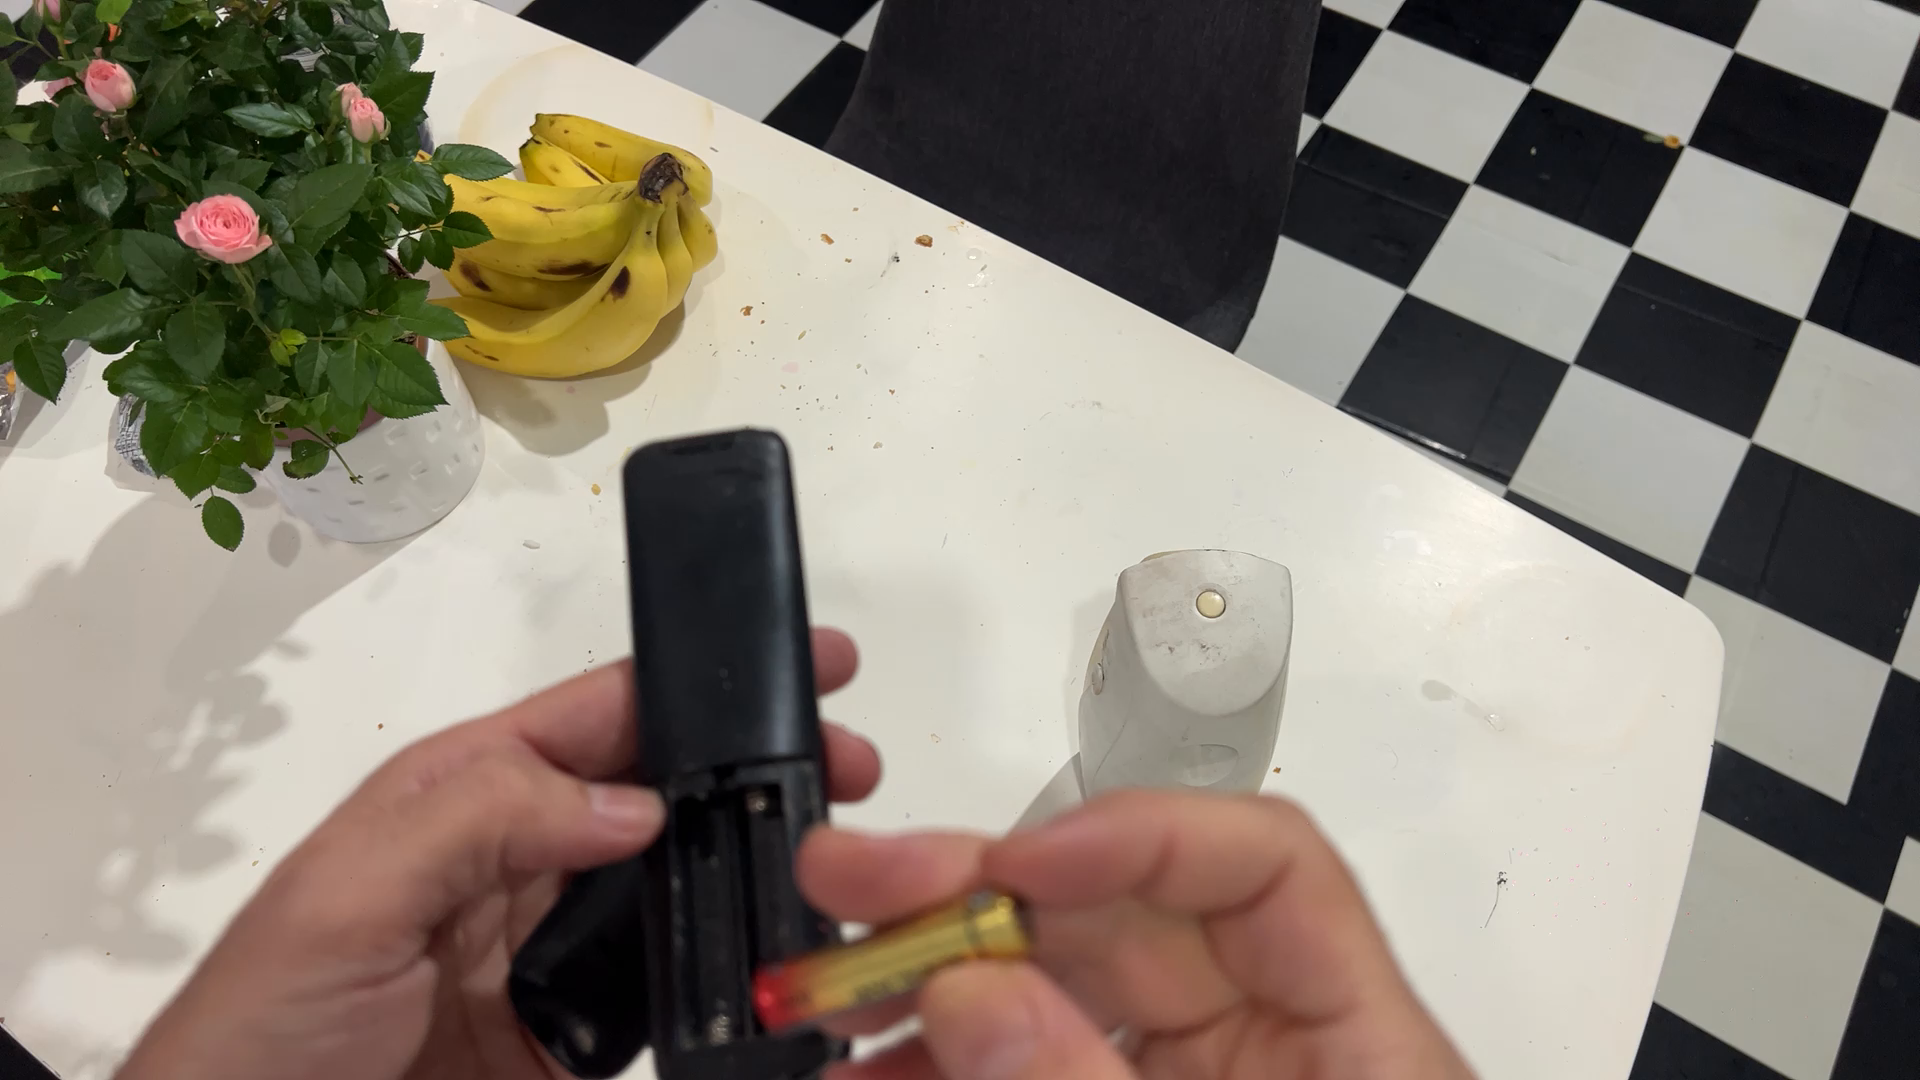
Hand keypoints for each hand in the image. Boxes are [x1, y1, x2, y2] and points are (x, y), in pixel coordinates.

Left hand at [117, 629, 877, 1079]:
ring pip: (689, 858)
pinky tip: (792, 922)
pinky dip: (738, 929)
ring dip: (764, 836)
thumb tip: (640, 807)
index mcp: (482, 786)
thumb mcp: (341, 900)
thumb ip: (481, 816)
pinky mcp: (592, 1013)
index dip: (709, 679)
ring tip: (840, 833)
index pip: (615, 708)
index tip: (802, 668)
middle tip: (849, 761)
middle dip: (764, 754)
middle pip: (673, 777)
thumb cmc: (262, 1047)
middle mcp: (538, 843)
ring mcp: (570, 928)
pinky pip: (682, 953)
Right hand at [797, 791, 1474, 1079]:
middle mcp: (1258, 1035)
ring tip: (825, 991)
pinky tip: (864, 1074)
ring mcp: (1176, 1072)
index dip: (1137, 836)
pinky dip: (938, 1060)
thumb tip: (964, 989)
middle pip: (1118, 907)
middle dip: (974, 887)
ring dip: (930, 973)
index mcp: (1351, 1048)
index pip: (1263, 866)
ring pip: (1048, 973)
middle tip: (851, 877)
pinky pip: (1020, 1053)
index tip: (1011, 864)